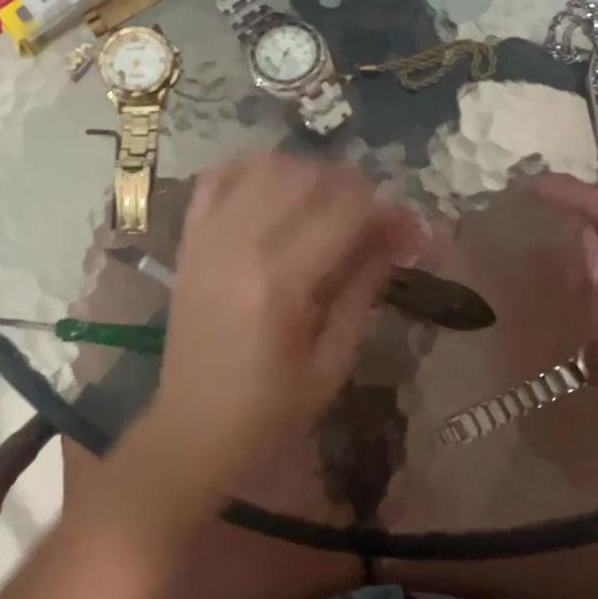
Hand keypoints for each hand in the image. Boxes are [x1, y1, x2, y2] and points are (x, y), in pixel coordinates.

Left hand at [145, 154, 419, 499]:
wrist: (193, 431)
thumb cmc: (271, 412)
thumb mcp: (332, 362)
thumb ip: (364, 290)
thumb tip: (398, 237)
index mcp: (281, 285)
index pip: (345, 213)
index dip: (388, 212)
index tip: (409, 228)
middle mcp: (240, 246)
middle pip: (307, 177)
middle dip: (353, 187)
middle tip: (373, 218)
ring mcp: (207, 238)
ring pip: (264, 167)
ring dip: (307, 172)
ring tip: (329, 202)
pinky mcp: (188, 241)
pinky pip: (216, 178)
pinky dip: (251, 168)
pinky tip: (275, 184)